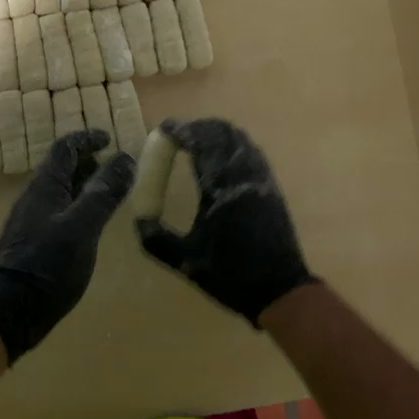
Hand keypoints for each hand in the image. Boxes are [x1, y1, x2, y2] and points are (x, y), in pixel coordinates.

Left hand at [0, 130, 135, 362]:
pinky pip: (59, 211)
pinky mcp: (33, 241)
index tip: (109, 139)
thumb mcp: (83, 227)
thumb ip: (103, 193)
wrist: (10, 310)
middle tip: (115, 169)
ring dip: (84, 185)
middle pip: (62, 168)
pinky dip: (78, 207)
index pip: (65, 148)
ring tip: (109, 194)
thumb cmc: (47, 264)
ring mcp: (32, 220)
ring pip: (61, 191)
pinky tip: (90, 225)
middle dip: (88, 162)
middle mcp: (35, 196)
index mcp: (44, 186)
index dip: (87, 139)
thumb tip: (126, 158)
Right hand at [136, 118, 313, 327]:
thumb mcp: (186, 261)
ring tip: (197, 143)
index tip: (164, 130)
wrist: (280, 290)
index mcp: (219, 187)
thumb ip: (157, 239)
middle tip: (178, 136)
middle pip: (221, 132)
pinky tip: (222, 159)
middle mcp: (242, 174)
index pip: (199, 142)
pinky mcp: (272, 186)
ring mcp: (261, 178)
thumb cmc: (230, 274)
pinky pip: (252, 151)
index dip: (180, 131)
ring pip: (239, 139)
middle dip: (198, 128)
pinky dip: (233, 145)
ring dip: (217, 134)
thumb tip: (138, 220)